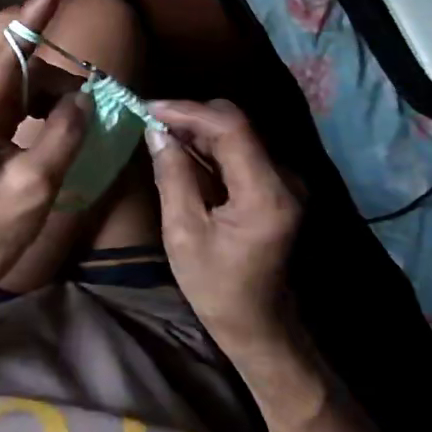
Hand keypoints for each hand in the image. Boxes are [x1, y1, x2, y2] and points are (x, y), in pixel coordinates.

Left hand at [0, 0, 88, 296]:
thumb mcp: (37, 183)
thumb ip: (63, 134)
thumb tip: (85, 97)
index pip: (5, 57)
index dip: (31, 20)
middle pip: (17, 68)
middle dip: (57, 73)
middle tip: (92, 95)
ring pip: (22, 83)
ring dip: (55, 92)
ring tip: (81, 115)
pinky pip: (21, 100)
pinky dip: (46, 104)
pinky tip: (65, 121)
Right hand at [146, 100, 302, 354]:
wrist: (258, 323)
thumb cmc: (216, 286)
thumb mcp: (183, 233)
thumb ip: (172, 177)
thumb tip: (155, 131)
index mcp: (265, 193)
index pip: (231, 128)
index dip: (187, 111)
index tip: (148, 109)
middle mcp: (283, 178)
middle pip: (236, 124)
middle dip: (189, 115)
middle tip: (148, 120)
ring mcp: (282, 181)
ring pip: (236, 132)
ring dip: (195, 128)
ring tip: (155, 130)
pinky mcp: (274, 185)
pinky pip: (238, 149)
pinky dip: (206, 143)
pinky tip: (178, 148)